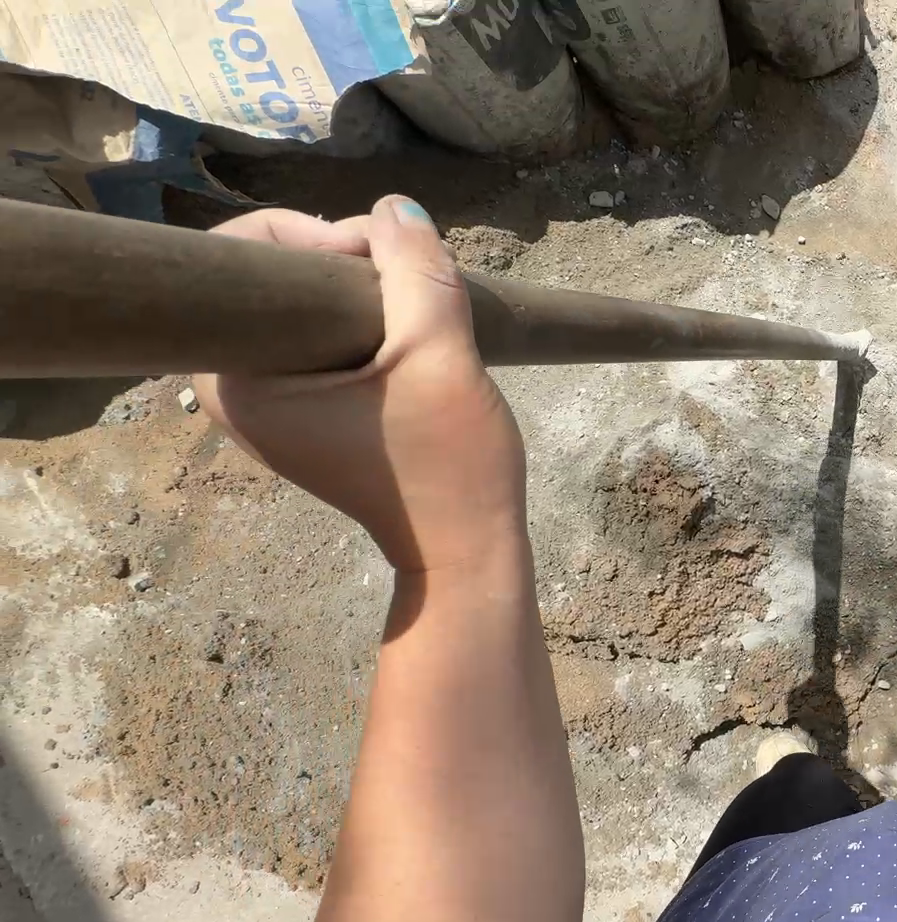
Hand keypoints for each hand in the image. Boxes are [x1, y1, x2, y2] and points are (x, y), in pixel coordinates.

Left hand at [193, 197, 526, 572]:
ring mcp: (273, 410)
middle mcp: (234, 389)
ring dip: (370, 300)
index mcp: (237, 374)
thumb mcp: (443, 361)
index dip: (320, 235)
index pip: (245, 257)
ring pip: (310, 316)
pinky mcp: (313, 423)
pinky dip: (371, 334)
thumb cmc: (452, 465)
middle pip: (277, 284)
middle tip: (417, 283)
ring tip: (426, 312)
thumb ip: (421, 277)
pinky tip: (416, 344)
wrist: (472, 548)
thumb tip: (396, 208)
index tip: (392, 257)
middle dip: (352, 267)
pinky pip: (327, 350)